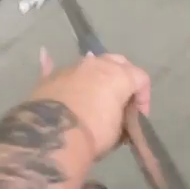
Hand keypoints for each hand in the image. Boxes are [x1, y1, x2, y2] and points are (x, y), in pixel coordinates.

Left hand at [30, 50, 150, 160]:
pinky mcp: (49, 76)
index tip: (138, 117)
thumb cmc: (94, 133)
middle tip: (122, 99)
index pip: (141, 78)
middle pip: (117, 62)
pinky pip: (55, 66)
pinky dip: (55, 64)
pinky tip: (45, 55)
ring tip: (96, 93)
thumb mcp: (119, 131)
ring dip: (96, 75)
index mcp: (118, 75)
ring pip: (89, 63)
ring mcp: (71, 67)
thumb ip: (122, 117)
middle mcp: (96, 64)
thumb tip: (118, 114)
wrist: (52, 134)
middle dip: (124, 77)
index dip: (144, 97)